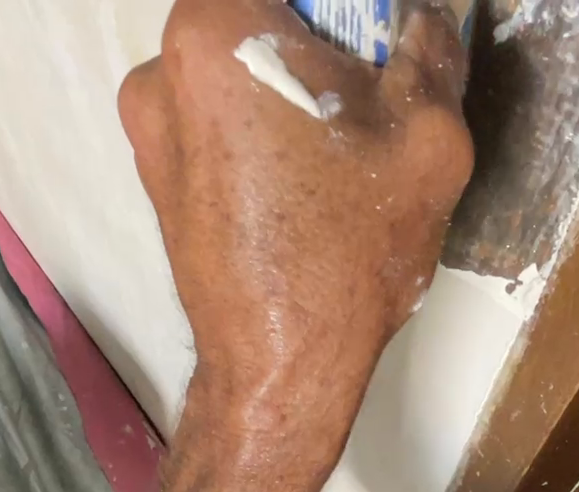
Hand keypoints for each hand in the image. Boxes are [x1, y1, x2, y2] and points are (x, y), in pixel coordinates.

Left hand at [118, 0, 472, 479]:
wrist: (281, 369)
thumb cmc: (349, 255)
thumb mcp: (429, 138)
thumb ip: (431, 47)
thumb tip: (421, 19)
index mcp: (213, 32)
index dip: (340, 8)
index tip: (369, 46)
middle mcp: (158, 73)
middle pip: (256, 19)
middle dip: (317, 48)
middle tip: (364, 100)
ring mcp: (147, 137)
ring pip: (235, 76)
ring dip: (288, 92)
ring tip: (335, 157)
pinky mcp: (157, 187)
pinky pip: (216, 129)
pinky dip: (259, 136)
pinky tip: (301, 190)